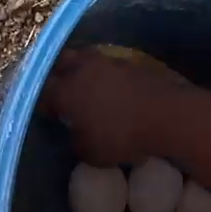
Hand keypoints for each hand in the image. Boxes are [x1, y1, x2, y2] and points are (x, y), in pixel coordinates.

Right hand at [42, 47, 196, 165]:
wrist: (167, 115)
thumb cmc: (123, 137)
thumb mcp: (91, 153)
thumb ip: (76, 142)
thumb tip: (75, 135)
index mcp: (67, 90)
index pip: (43, 91)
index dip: (42, 102)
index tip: (48, 114)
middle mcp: (84, 69)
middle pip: (62, 62)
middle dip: (58, 74)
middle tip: (62, 91)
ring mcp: (110, 63)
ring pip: (87, 59)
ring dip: (83, 70)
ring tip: (87, 88)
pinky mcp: (132, 63)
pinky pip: (110, 66)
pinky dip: (106, 75)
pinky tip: (113, 90)